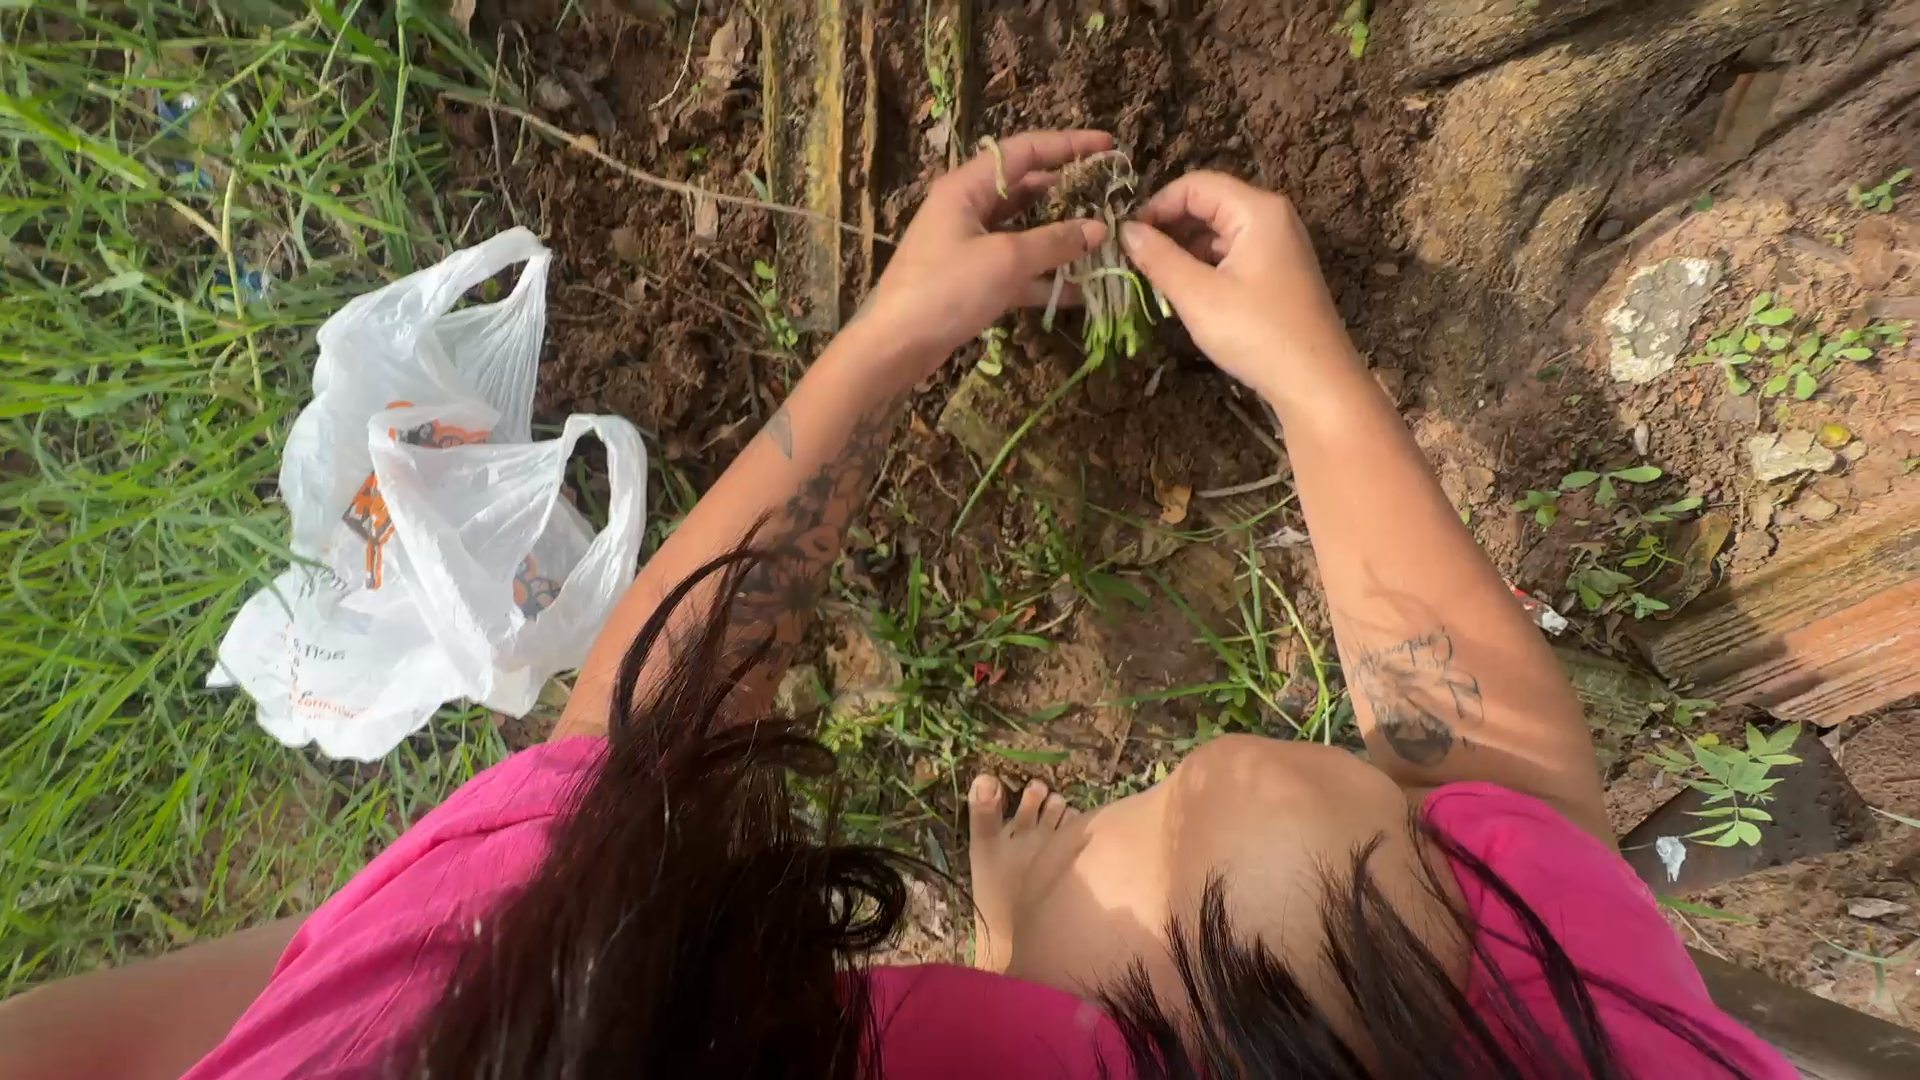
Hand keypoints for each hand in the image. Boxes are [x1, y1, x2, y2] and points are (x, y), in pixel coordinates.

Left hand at [861, 130, 1112, 369]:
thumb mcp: (1005, 260)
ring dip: (1060, 240)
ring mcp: (968, 248)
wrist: (897, 346)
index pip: (1025, 151)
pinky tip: (1079, 291)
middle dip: (1068, 195)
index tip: (1109, 148)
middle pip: (1025, 191)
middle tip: (1109, 198)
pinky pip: (1015, 271)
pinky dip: (1044, 279)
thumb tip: (1099, 229)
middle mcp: (967, 210)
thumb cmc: (946, 290)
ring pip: (1023, 234)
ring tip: (1102, 243)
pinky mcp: (971, 283)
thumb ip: (1055, 241)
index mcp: (967, 187)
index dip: (1069, 146)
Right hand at [1120, 171, 1357, 401]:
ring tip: (1154, 280)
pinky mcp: (1277, 273)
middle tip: (1135, 260)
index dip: (1157, 205)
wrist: (1312, 378)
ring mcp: (1278, 246)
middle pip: (1209, 205)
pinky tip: (1184, 294)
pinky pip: (1232, 256)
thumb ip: (1159, 258)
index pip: (1196, 185)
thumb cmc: (1254, 332)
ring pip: (1218, 233)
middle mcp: (1271, 218)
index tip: (1127, 237)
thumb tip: (1126, 231)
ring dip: (1184, 250)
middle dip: (1169, 228)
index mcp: (1256, 211)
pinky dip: (1204, 267)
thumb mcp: (1197, 295)